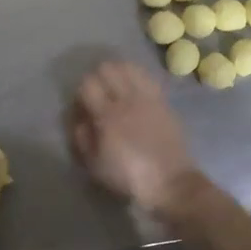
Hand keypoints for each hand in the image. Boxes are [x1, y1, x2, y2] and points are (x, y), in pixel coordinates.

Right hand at [67, 61, 199, 217]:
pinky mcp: (164, 101)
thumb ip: (83, 137)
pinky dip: (137, 78)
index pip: (88, 83)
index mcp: (107, 116)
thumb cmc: (129, 177)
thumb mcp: (95, 165)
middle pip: (108, 68)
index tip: (82, 106)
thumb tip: (79, 119)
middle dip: (98, 77)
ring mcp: (148, 98)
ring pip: (129, 67)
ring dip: (119, 73)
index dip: (81, 91)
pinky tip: (135, 91)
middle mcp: (127, 100)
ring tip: (117, 88)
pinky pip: (148, 78)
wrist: (171, 182)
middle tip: (99, 94)